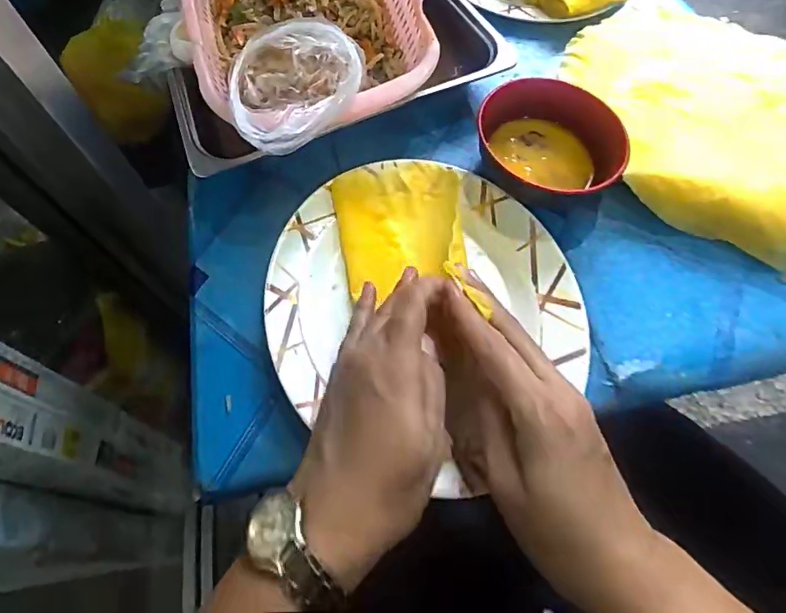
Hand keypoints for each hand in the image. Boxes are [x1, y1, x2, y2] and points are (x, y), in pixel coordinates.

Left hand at [289, 268, 447, 590]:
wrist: (333, 508)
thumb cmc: (392, 480)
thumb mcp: (431, 439)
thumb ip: (432, 384)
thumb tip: (429, 349)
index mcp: (393, 362)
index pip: (411, 305)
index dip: (430, 288)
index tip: (452, 283)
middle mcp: (367, 351)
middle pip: (390, 305)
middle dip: (414, 289)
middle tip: (440, 283)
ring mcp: (348, 361)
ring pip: (371, 314)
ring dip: (391, 296)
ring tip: (408, 277)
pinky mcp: (337, 373)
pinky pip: (354, 328)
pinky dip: (364, 309)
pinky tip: (367, 297)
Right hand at [430, 275, 667, 612]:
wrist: (622, 559)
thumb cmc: (555, 531)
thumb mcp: (506, 484)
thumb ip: (484, 422)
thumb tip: (467, 377)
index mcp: (538, 410)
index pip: (493, 349)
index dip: (464, 314)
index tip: (438, 284)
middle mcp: (558, 390)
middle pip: (513, 332)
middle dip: (481, 299)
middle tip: (449, 270)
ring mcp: (570, 395)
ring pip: (525, 341)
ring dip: (494, 312)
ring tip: (464, 288)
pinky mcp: (573, 404)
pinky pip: (532, 358)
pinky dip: (506, 336)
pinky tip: (490, 331)